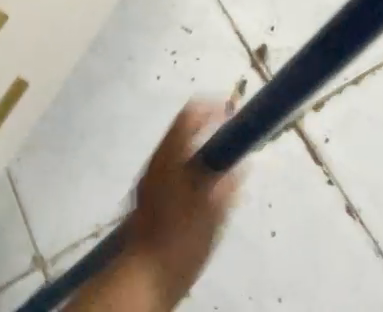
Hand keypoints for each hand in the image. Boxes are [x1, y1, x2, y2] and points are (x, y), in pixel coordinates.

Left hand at [119, 101, 240, 305]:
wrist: (142, 275)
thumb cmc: (179, 243)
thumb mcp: (210, 217)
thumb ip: (225, 188)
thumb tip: (240, 165)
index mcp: (170, 159)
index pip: (189, 116)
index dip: (211, 108)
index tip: (231, 111)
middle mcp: (156, 162)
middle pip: (180, 129)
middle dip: (206, 126)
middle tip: (230, 134)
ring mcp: (148, 178)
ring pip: (174, 147)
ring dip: (196, 144)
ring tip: (220, 158)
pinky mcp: (146, 194)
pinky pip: (169, 165)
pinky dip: (187, 162)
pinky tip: (200, 183)